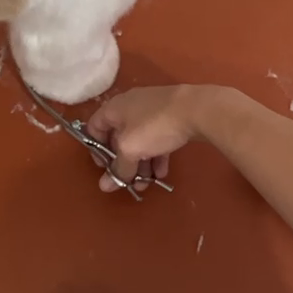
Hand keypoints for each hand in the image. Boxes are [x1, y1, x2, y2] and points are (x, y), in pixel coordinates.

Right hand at [85, 85, 214, 192]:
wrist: (197, 109)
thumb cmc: (155, 126)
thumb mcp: (131, 149)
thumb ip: (119, 169)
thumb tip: (105, 186)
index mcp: (114, 108)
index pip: (94, 127)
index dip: (96, 149)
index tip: (105, 167)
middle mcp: (130, 106)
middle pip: (119, 137)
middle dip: (124, 162)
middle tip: (129, 181)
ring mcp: (152, 110)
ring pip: (140, 139)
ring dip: (141, 162)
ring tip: (147, 182)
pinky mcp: (170, 116)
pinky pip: (157, 138)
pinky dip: (156, 154)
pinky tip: (162, 172)